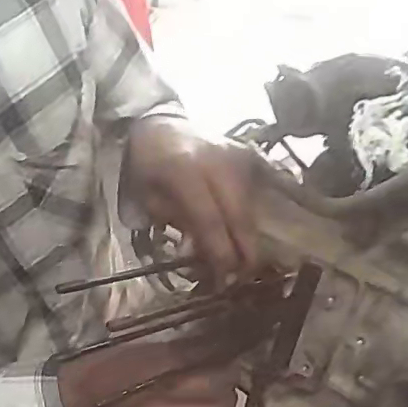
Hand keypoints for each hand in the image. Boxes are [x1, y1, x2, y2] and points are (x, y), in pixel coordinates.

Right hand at [58, 335, 238, 406]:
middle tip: (222, 381)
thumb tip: (217, 345)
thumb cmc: (103, 368)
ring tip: (213, 404)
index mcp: (149, 373)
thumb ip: (180, 350)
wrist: (67, 405)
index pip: (207, 368)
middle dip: (226, 388)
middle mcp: (154, 406)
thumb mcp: (138, 349)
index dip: (225, 365)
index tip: (226, 361)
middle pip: (217, 397)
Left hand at [125, 115, 263, 281]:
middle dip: (244, 255)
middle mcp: (217, 162)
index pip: (211, 223)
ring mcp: (238, 156)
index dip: (219, 256)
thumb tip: (200, 257)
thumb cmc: (148, 166)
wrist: (161, 123)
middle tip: (240, 279)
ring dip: (249, 241)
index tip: (222, 283)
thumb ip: (176, 226)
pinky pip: (259, 195)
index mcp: (184, 172)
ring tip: (241, 262)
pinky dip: (255, 219)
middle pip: (240, 218)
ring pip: (252, 210)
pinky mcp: (250, 156)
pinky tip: (247, 236)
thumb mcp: (148, 198)